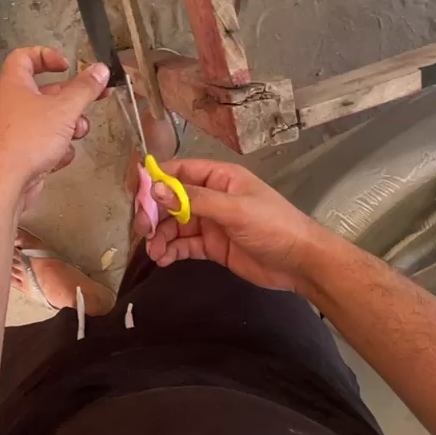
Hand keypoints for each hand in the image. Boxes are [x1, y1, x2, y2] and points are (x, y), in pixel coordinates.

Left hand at [0, 47, 108, 210]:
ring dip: (68, 126)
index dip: (46, 56)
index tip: (67, 65)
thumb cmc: (29, 138)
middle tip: (97, 97)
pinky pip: (44, 146)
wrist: (4, 183)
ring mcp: (15, 133)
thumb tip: (101, 70)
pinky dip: (56, 150)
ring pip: (48, 122)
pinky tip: (61, 157)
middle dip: (72, 98)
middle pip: (45, 93)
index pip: (24, 57)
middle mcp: (12, 106)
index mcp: (15, 85)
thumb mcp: (64, 109)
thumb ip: (85, 89)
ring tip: (78, 132)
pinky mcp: (21, 156)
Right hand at [144, 159, 336, 292]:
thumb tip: (156, 189)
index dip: (154, 180)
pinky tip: (163, 259)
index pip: (178, 172)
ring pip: (173, 225)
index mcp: (219, 177)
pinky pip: (183, 245)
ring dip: (159, 237)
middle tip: (142, 230)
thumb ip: (195, 199)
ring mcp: (210, 222)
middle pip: (170, 200)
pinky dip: (170, 251)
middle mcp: (211, 196)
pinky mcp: (211, 246)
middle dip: (153, 214)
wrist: (300, 262)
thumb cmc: (274, 226)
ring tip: (154, 252)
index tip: (135, 194)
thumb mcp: (235, 209)